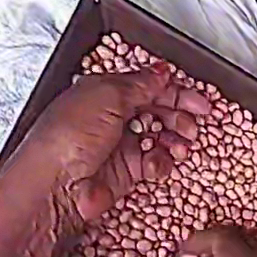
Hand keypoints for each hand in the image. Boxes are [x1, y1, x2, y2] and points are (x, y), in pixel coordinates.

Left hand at [0, 66, 208, 227]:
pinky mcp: (128, 171)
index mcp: (106, 92)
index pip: (148, 87)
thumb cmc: (70, 135)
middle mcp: (114, 117)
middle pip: (158, 111)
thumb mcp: (108, 95)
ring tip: (182, 144)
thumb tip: (162, 73)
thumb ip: (141, 84)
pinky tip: (159, 162)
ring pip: (160, 137)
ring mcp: (122, 145)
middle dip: (179, 116)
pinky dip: (162, 162)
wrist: (58, 183)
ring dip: (175, 139)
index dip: (175, 92)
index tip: (199, 102)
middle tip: (194, 125)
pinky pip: (155, 162)